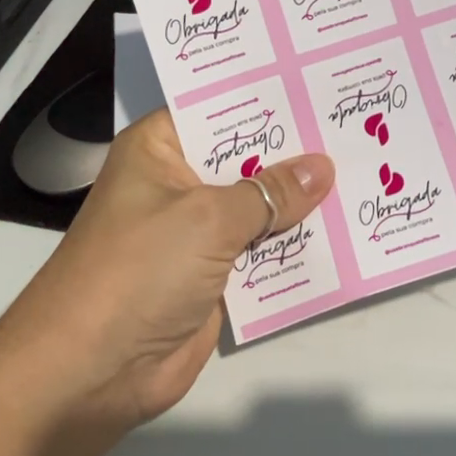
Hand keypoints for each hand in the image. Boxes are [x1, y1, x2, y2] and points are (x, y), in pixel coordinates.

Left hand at [0, 109, 332, 427]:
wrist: (89, 373)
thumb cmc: (139, 270)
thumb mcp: (209, 218)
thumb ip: (271, 192)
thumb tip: (323, 167)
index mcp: (161, 148)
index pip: (220, 108)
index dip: (269, 97)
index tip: (321, 82)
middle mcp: (178, 182)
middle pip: (246, 157)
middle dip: (296, 149)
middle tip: (357, 124)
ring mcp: (196, 232)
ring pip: (259, 205)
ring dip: (302, 199)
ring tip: (365, 169)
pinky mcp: (213, 276)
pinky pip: (262, 250)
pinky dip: (295, 244)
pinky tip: (346, 228)